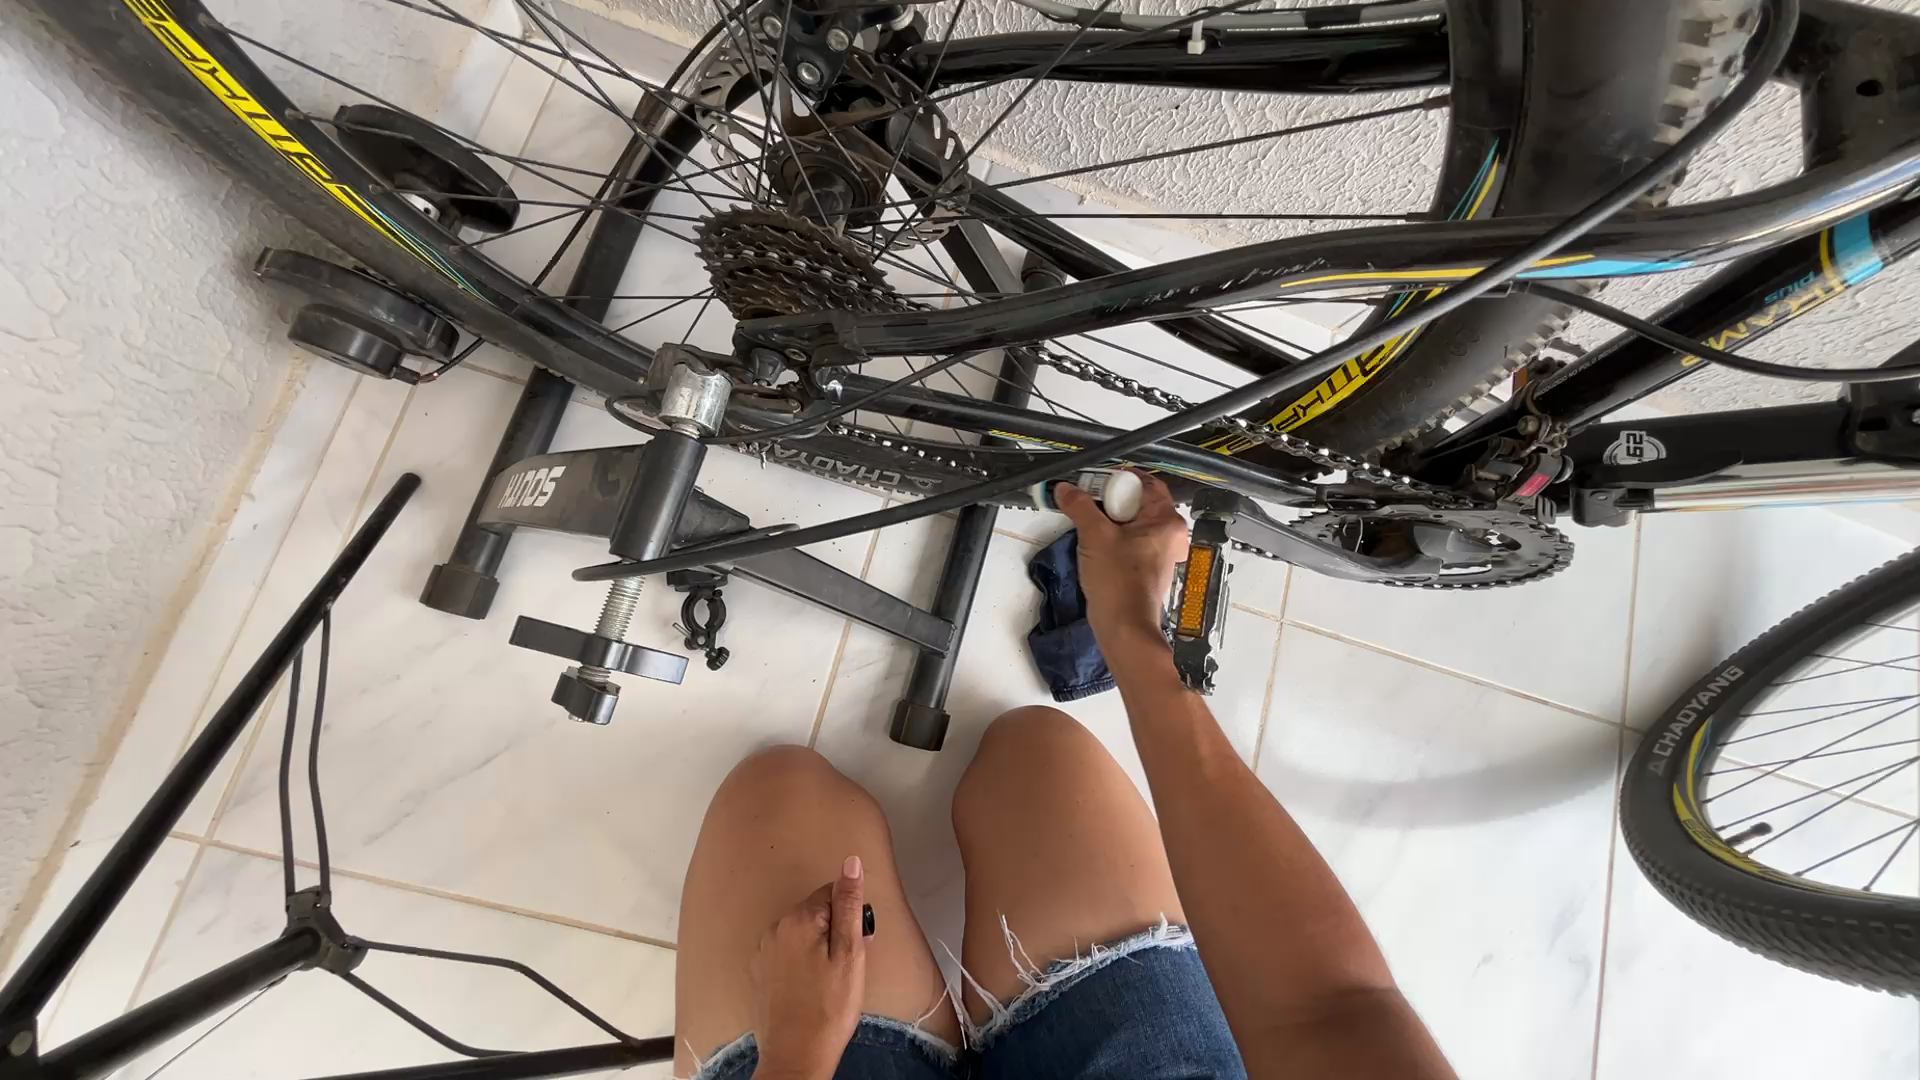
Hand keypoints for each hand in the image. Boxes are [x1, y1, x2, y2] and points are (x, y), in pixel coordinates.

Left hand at [749, 855, 866, 1079]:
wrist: (796, 1060)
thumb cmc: (829, 1009)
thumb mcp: (850, 954)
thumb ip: (849, 905)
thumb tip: (851, 862)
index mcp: (799, 919)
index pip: (832, 893)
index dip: (848, 917)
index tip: (854, 945)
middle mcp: (775, 928)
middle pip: (815, 911)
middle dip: (832, 930)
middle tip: (844, 966)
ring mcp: (762, 952)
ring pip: (800, 932)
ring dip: (816, 946)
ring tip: (827, 980)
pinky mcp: (757, 973)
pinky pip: (785, 952)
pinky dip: (798, 962)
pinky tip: (808, 988)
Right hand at [1054, 470, 1188, 660]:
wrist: (1124, 626)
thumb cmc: (1116, 579)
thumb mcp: (1094, 535)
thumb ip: (1079, 506)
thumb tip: (1065, 488)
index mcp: (1167, 521)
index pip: (1147, 483)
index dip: (1119, 478)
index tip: (1094, 483)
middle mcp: (1172, 534)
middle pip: (1140, 502)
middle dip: (1112, 500)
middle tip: (1088, 503)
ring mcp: (1163, 553)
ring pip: (1135, 523)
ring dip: (1111, 520)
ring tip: (1089, 523)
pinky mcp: (1151, 568)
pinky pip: (1134, 541)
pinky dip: (1116, 538)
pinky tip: (1097, 544)